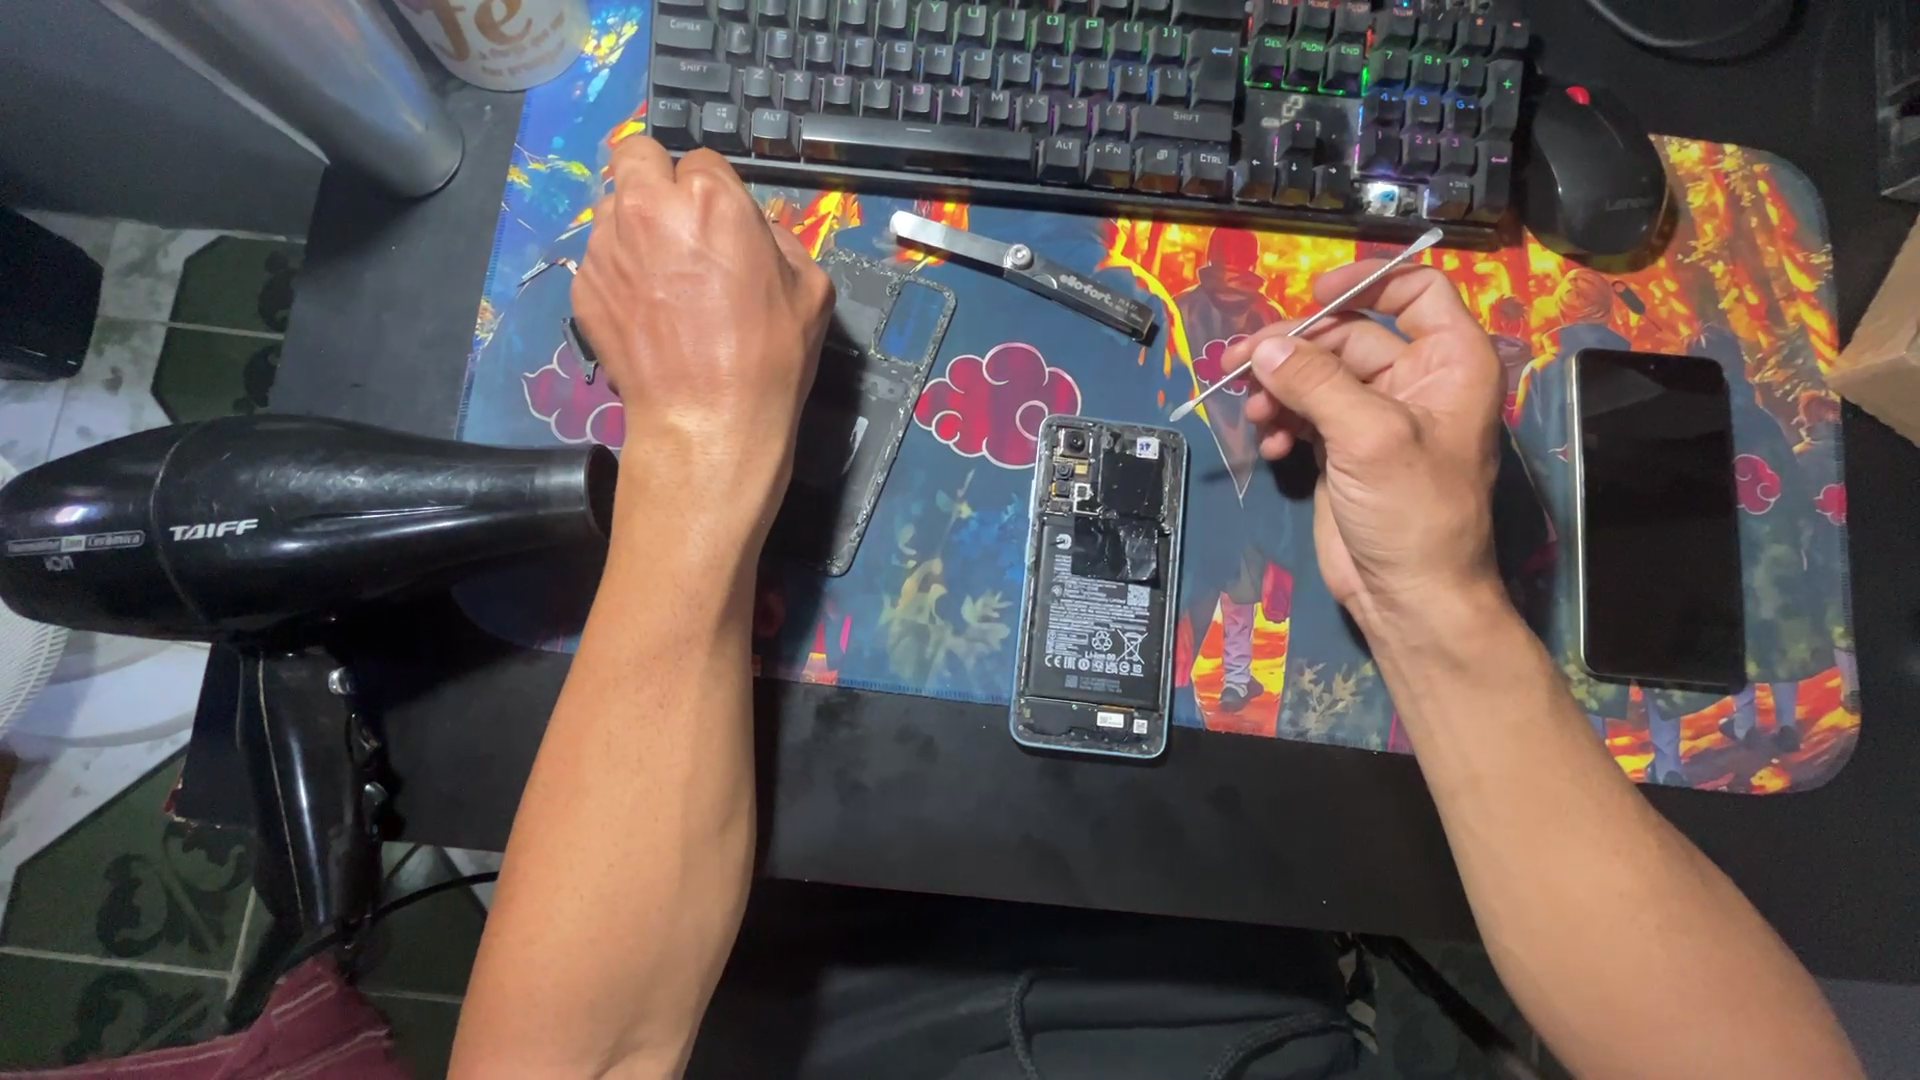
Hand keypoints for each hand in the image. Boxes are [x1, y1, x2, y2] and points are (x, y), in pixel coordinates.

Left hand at [571, 139, 833, 558]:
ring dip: (636, 227)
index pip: (701, 159)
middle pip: (636, 155)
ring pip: (613, 207)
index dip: (716, 192)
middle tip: (680, 228)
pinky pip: (601, 258)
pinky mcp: (581, 286)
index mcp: (710, 199)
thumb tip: (755, 232)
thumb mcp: (812, 291)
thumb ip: (781, 241)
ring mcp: (605, 246)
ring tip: (664, 280)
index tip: (724, 227)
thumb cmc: (771, 358)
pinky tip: (648, 314)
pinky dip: (620, 273)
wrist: (709, 422)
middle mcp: (646, 207)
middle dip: (657, 181)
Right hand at [1230, 261, 1504, 632]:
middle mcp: (1413, 382)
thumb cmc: (1413, 510)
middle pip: (1345, 336)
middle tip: (1240, 362)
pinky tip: (1270, 444)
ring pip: (1315, 377)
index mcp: (1448, 363)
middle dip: (1293, 350)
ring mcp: (1372, 417)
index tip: (1311, 296)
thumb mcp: (1368, 437)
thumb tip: (1262, 348)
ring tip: (1251, 411)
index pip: (1414, 293)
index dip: (1366, 284)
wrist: (1407, 593)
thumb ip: (1315, 383)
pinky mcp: (1341, 450)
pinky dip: (1281, 423)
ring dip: (1278, 388)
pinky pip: (1303, 416)